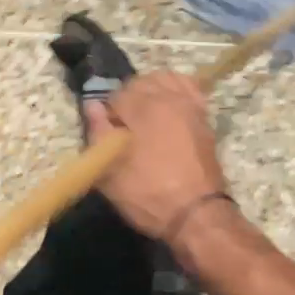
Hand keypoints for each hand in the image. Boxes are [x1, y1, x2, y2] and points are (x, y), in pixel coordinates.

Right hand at [83, 71, 225, 243]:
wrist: (197, 215)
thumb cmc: (149, 194)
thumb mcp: (110, 173)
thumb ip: (98, 133)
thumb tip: (91, 105)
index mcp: (142, 108)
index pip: (115, 96)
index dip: (108, 116)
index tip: (109, 137)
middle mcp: (166, 97)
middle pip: (138, 83)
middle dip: (127, 100)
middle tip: (125, 128)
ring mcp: (188, 105)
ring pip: (163, 79)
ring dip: (150, 90)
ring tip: (145, 114)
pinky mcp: (203, 116)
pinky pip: (189, 87)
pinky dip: (176, 88)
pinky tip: (169, 104)